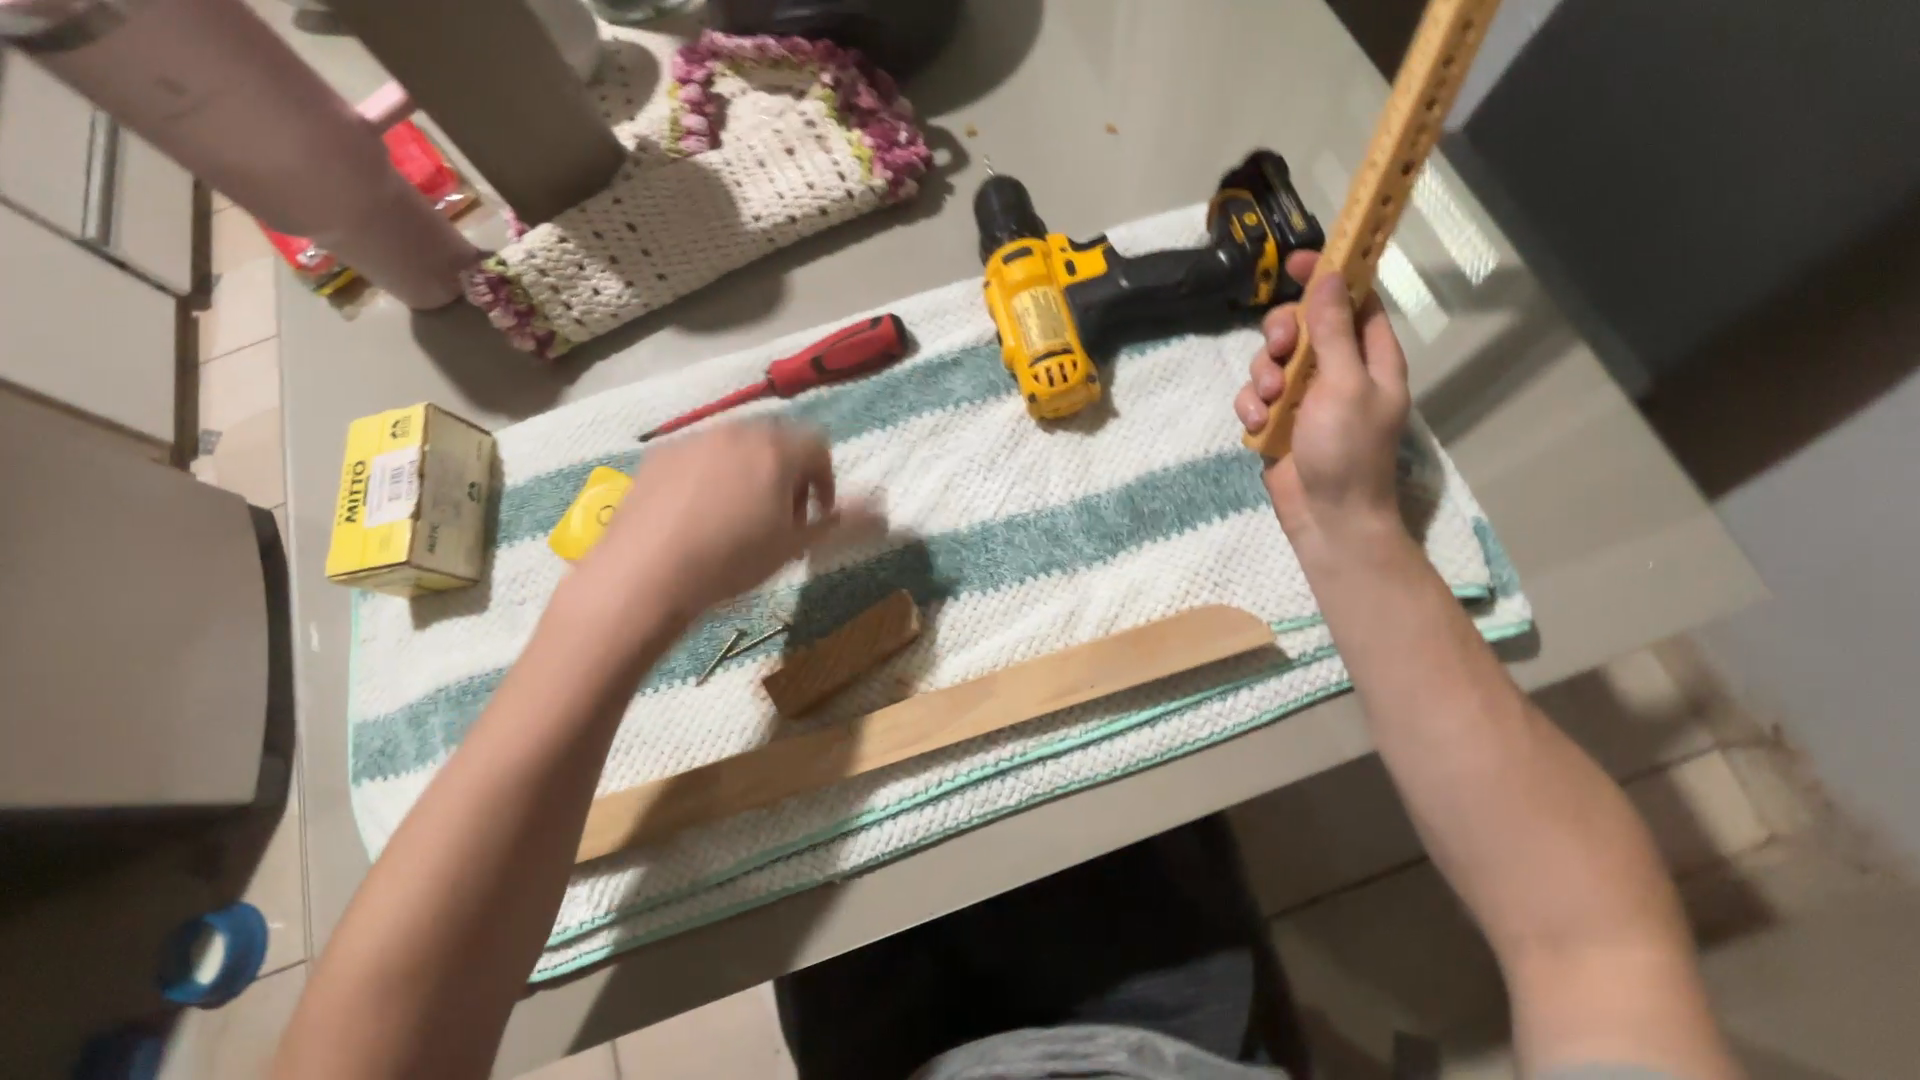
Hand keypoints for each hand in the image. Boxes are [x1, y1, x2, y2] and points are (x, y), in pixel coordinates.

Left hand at [568, 419, 864, 627]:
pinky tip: (698, 517)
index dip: (825, 482)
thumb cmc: (731, 562)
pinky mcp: (659, 455)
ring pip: (737, 447)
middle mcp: (738, 431)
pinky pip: (699, 456)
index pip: (819, 447)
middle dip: (788, 475)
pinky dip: (711, 477)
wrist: (645, 575)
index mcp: (777, 449)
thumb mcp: (795, 546)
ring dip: (750, 474)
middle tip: (781, 520)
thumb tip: (884, 507)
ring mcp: (694, 439)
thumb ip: (846, 521)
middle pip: (778, 441)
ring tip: (739, 519)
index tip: (816, 518)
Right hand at [1235, 252, 1410, 548]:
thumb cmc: (1349, 451)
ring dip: (1262, 375)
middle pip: (1302, 326)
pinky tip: (1256, 426)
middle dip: (1281, 333)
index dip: (1330, 277)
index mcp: (1371, 358)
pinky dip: (1251, 408)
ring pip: (1271, 361)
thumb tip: (1330, 278)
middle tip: (1278, 347)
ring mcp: (1305, 398)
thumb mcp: (1345, 384)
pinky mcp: (1277, 422)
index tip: (1299, 261)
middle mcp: (1338, 371)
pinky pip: (1255, 397)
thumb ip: (1333, 331)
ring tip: (1268, 401)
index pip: (1354, 301)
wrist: (1328, 518)